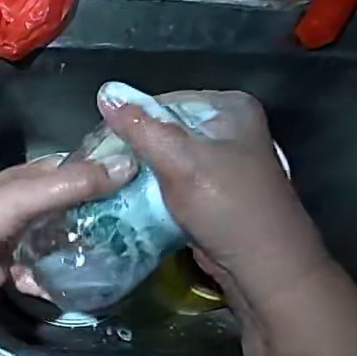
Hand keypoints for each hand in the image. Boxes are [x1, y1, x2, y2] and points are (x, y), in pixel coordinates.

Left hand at [0, 152, 134, 304]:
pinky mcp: (15, 270)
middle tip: (145, 228)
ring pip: (63, 242)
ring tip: (125, 258)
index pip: (76, 170)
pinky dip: (60, 280)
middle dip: (103, 218)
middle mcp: (27, 207)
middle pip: (74, 209)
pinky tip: (86, 285)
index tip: (150, 181)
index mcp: (27, 181)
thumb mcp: (23, 196)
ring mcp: (21, 240)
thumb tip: (130, 165)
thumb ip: (73, 184)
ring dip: (85, 251)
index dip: (108, 172)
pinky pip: (46, 274)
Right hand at [98, 88, 330, 302]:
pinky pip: (164, 178)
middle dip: (125, 150)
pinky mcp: (206, 187)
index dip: (123, 125)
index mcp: (228, 108)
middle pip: (157, 130)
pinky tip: (123, 199)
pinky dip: (143, 187)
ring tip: (103, 185)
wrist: (261, 264)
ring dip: (131, 171)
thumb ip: (142, 128)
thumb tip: (105, 91)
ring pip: (157, 156)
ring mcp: (216, 159)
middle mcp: (224, 127)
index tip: (95, 152)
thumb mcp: (181, 162)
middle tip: (95, 171)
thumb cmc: (226, 207)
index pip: (156, 103)